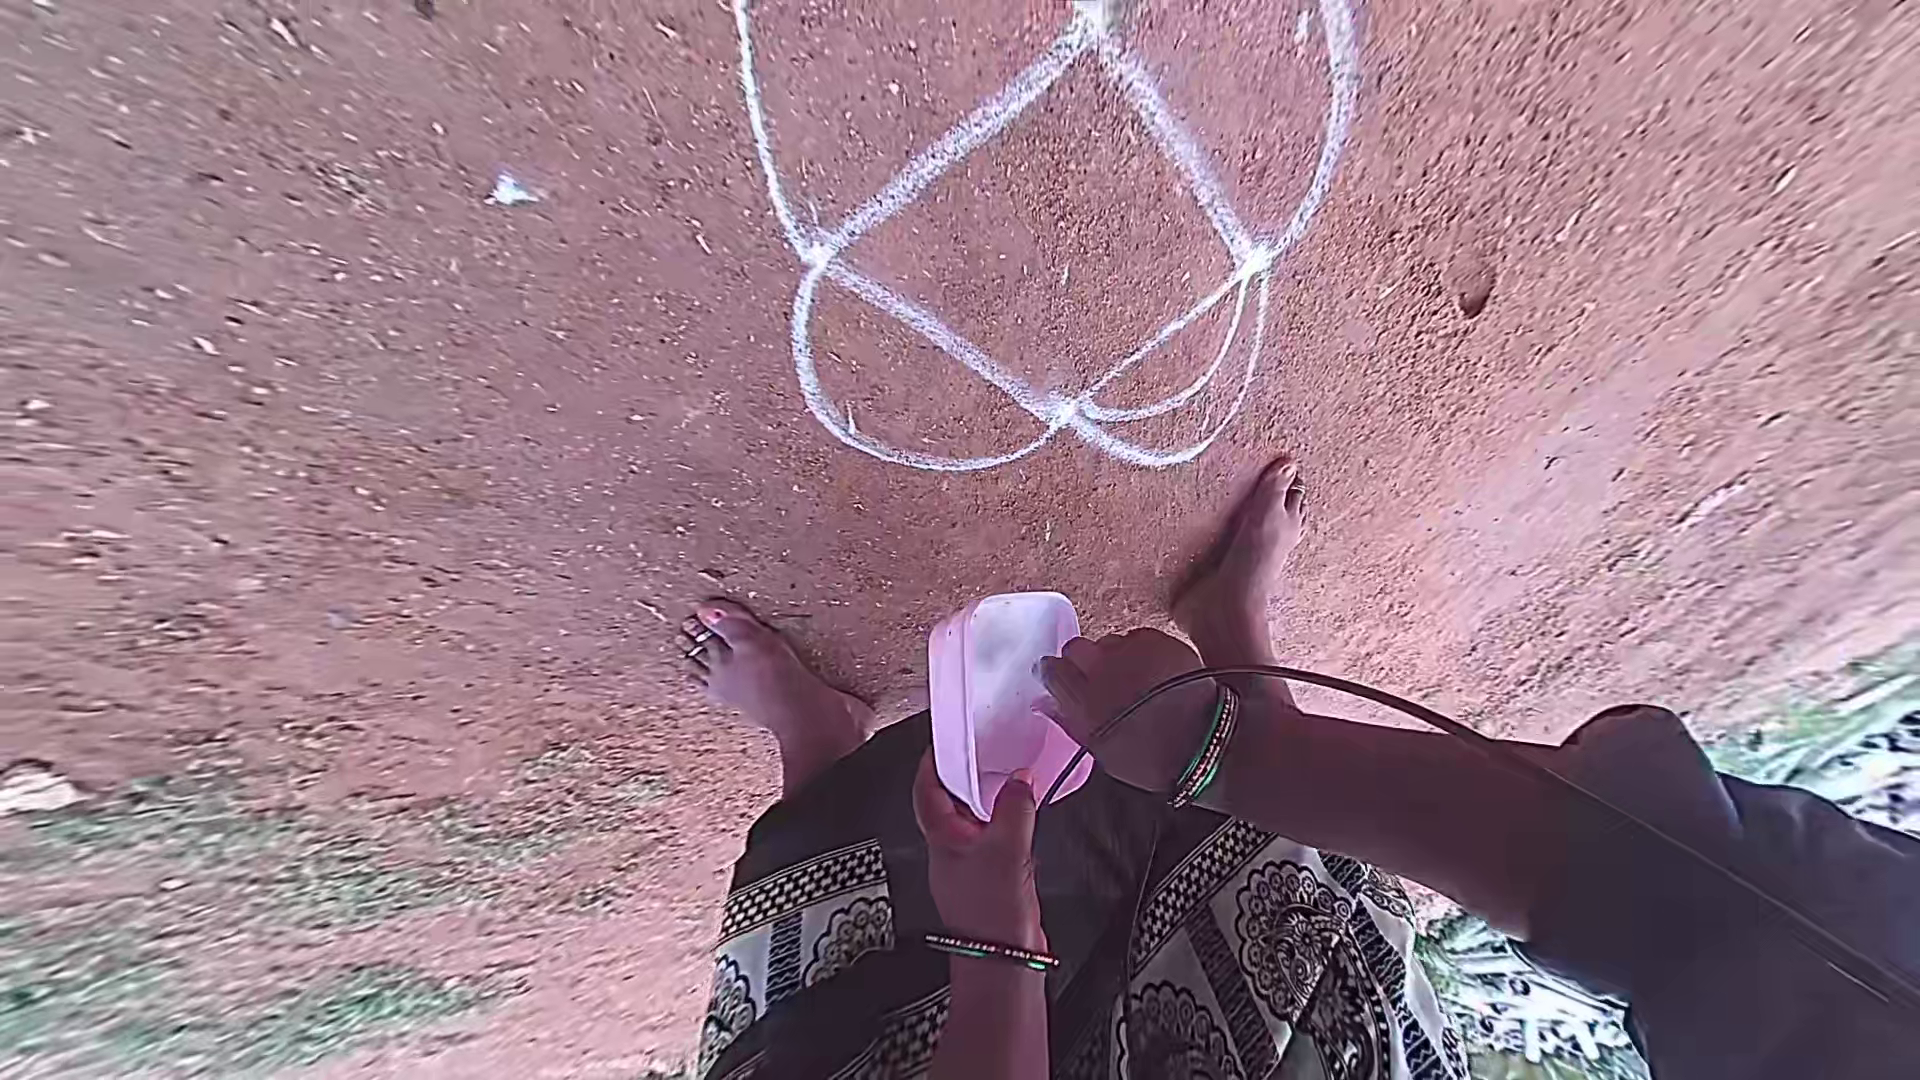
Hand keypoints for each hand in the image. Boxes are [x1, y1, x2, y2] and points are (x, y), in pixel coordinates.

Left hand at [911, 750, 1044, 950]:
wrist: (1005, 963)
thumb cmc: (992, 914)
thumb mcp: (1007, 848)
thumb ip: (1015, 806)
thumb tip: (1020, 779)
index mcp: (941, 836)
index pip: (926, 789)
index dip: (932, 763)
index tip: (944, 742)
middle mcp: (948, 847)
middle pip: (947, 801)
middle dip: (961, 776)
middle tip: (978, 753)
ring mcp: (966, 862)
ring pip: (970, 819)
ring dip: (983, 798)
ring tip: (1001, 777)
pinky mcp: (987, 875)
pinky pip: (989, 836)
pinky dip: (1000, 820)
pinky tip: (1017, 816)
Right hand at [1038, 628, 1217, 794]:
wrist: (1208, 743)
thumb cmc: (1152, 758)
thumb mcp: (1102, 752)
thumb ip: (1068, 721)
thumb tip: (1043, 703)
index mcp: (1083, 699)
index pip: (1050, 669)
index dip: (1053, 674)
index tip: (1059, 680)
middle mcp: (1102, 668)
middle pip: (1075, 648)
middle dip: (1080, 660)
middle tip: (1095, 679)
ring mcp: (1130, 651)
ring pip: (1106, 642)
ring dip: (1111, 657)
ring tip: (1130, 678)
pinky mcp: (1156, 640)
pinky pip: (1135, 638)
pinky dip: (1138, 652)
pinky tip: (1151, 672)